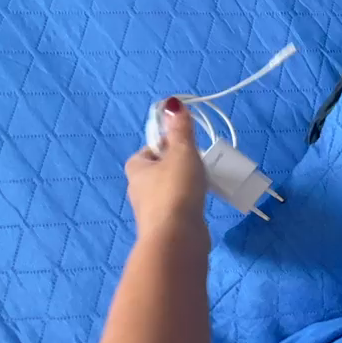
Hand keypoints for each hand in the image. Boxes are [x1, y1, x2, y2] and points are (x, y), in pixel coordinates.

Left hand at [125, 98, 209, 244]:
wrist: (176, 238)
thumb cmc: (176, 189)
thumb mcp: (182, 152)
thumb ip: (180, 129)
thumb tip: (172, 104)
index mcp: (136, 169)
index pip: (147, 150)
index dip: (165, 144)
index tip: (185, 144)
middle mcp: (138, 189)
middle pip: (158, 169)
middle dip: (177, 164)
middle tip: (198, 161)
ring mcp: (151, 210)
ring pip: (168, 188)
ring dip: (184, 183)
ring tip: (204, 180)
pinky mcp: (165, 225)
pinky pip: (177, 205)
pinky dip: (188, 201)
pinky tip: (201, 201)